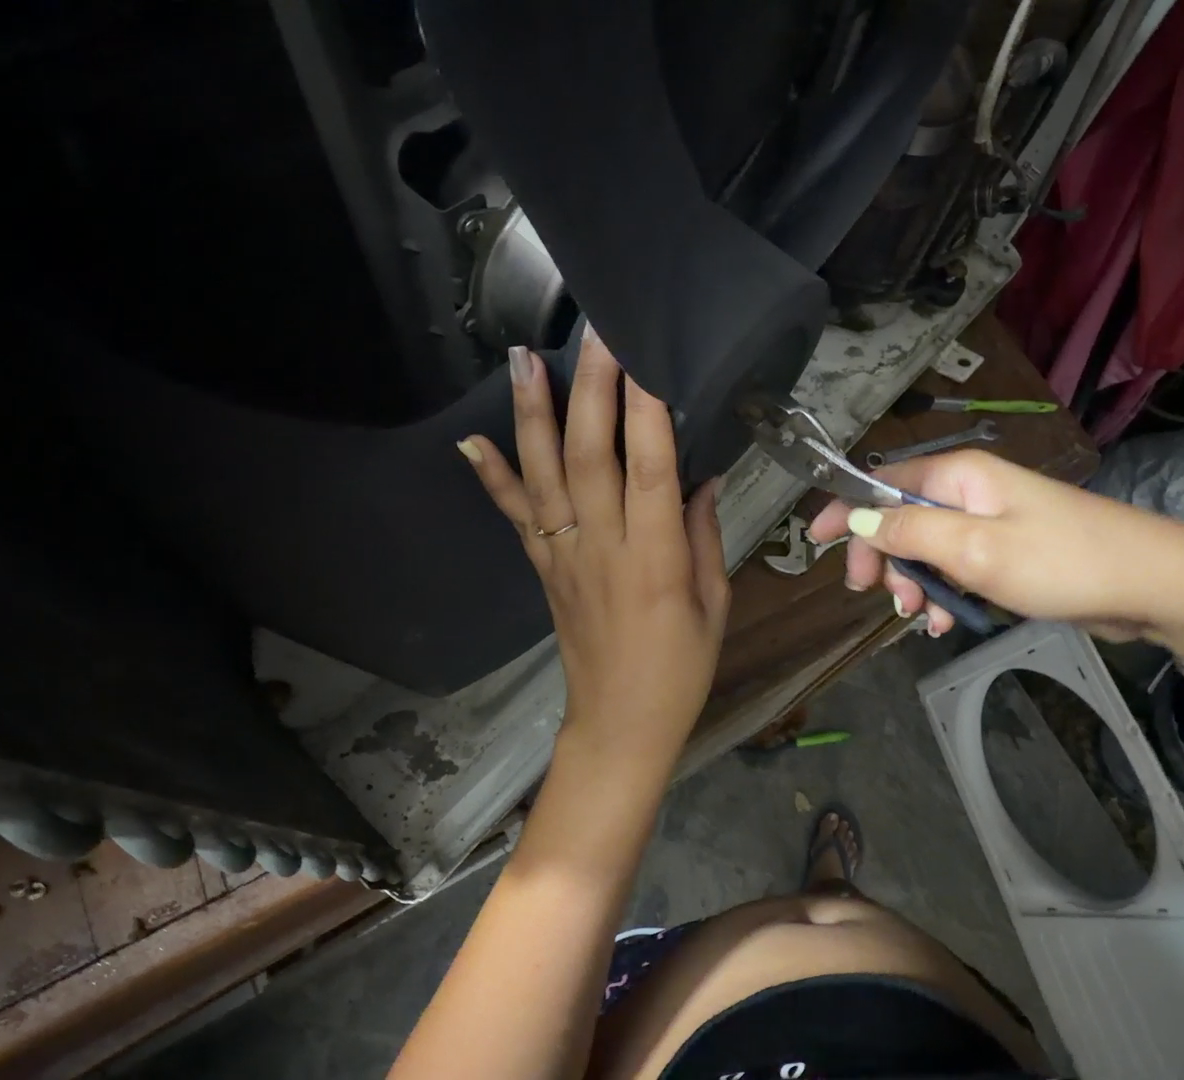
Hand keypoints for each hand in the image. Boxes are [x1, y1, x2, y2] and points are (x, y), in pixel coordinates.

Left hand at [458, 331, 731, 755]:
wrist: (619, 723)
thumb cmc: (680, 668)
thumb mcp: (714, 604)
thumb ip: (704, 535)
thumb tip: (700, 475)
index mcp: (655, 560)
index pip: (649, 469)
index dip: (646, 409)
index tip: (645, 354)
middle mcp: (601, 548)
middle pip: (589, 456)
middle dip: (591, 388)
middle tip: (594, 331)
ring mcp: (563, 555)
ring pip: (544, 474)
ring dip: (532, 413)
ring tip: (523, 355)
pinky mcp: (542, 567)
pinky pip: (515, 516)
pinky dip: (491, 477)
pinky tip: (469, 440)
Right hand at [807, 449, 1183, 635]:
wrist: (1151, 585)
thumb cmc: (1060, 561)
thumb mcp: (975, 549)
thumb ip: (910, 533)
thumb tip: (857, 519)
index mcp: (960, 475)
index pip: (883, 482)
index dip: (846, 509)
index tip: (815, 541)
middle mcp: (971, 492)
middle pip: (901, 518)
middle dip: (884, 557)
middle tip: (875, 595)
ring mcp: (992, 522)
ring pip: (928, 548)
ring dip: (914, 582)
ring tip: (919, 617)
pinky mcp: (1009, 553)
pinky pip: (958, 568)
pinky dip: (944, 592)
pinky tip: (945, 621)